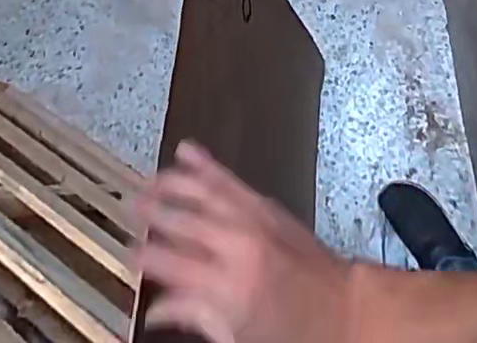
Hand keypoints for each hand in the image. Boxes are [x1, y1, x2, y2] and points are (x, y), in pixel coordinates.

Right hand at [137, 141, 353, 342]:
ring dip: (174, 182)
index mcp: (229, 285)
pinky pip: (230, 179)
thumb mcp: (240, 340)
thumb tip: (160, 310)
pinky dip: (207, 164)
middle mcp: (239, 245)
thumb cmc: (301, 332)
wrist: (344, 307)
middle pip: (185, 221)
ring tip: (150, 177)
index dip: (147, 256)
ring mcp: (253, 219)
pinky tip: (189, 152)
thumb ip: (197, 319)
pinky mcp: (266, 206)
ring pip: (204, 191)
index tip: (131, 252)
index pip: (174, 263)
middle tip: (132, 206)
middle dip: (155, 212)